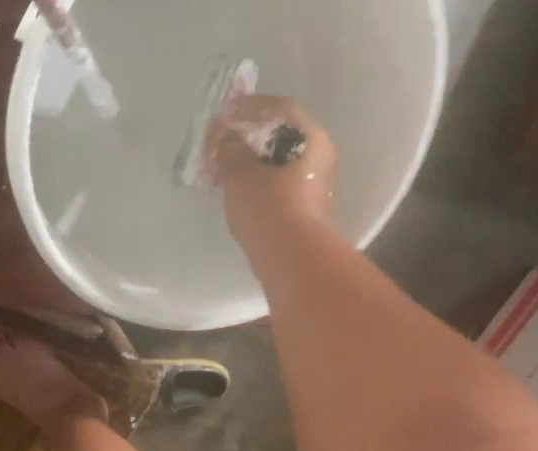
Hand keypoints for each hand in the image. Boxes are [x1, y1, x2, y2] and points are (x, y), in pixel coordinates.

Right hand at [207, 95, 337, 255]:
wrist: (290, 256)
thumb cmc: (268, 207)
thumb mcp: (240, 174)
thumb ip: (230, 149)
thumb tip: (225, 135)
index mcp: (310, 136)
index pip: (279, 108)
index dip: (250, 106)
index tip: (224, 111)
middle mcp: (318, 153)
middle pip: (280, 134)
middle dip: (247, 137)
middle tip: (219, 143)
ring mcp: (314, 181)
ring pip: (277, 160)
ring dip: (249, 160)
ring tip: (221, 169)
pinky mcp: (304, 205)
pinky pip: (277, 181)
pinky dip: (256, 179)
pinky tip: (235, 189)